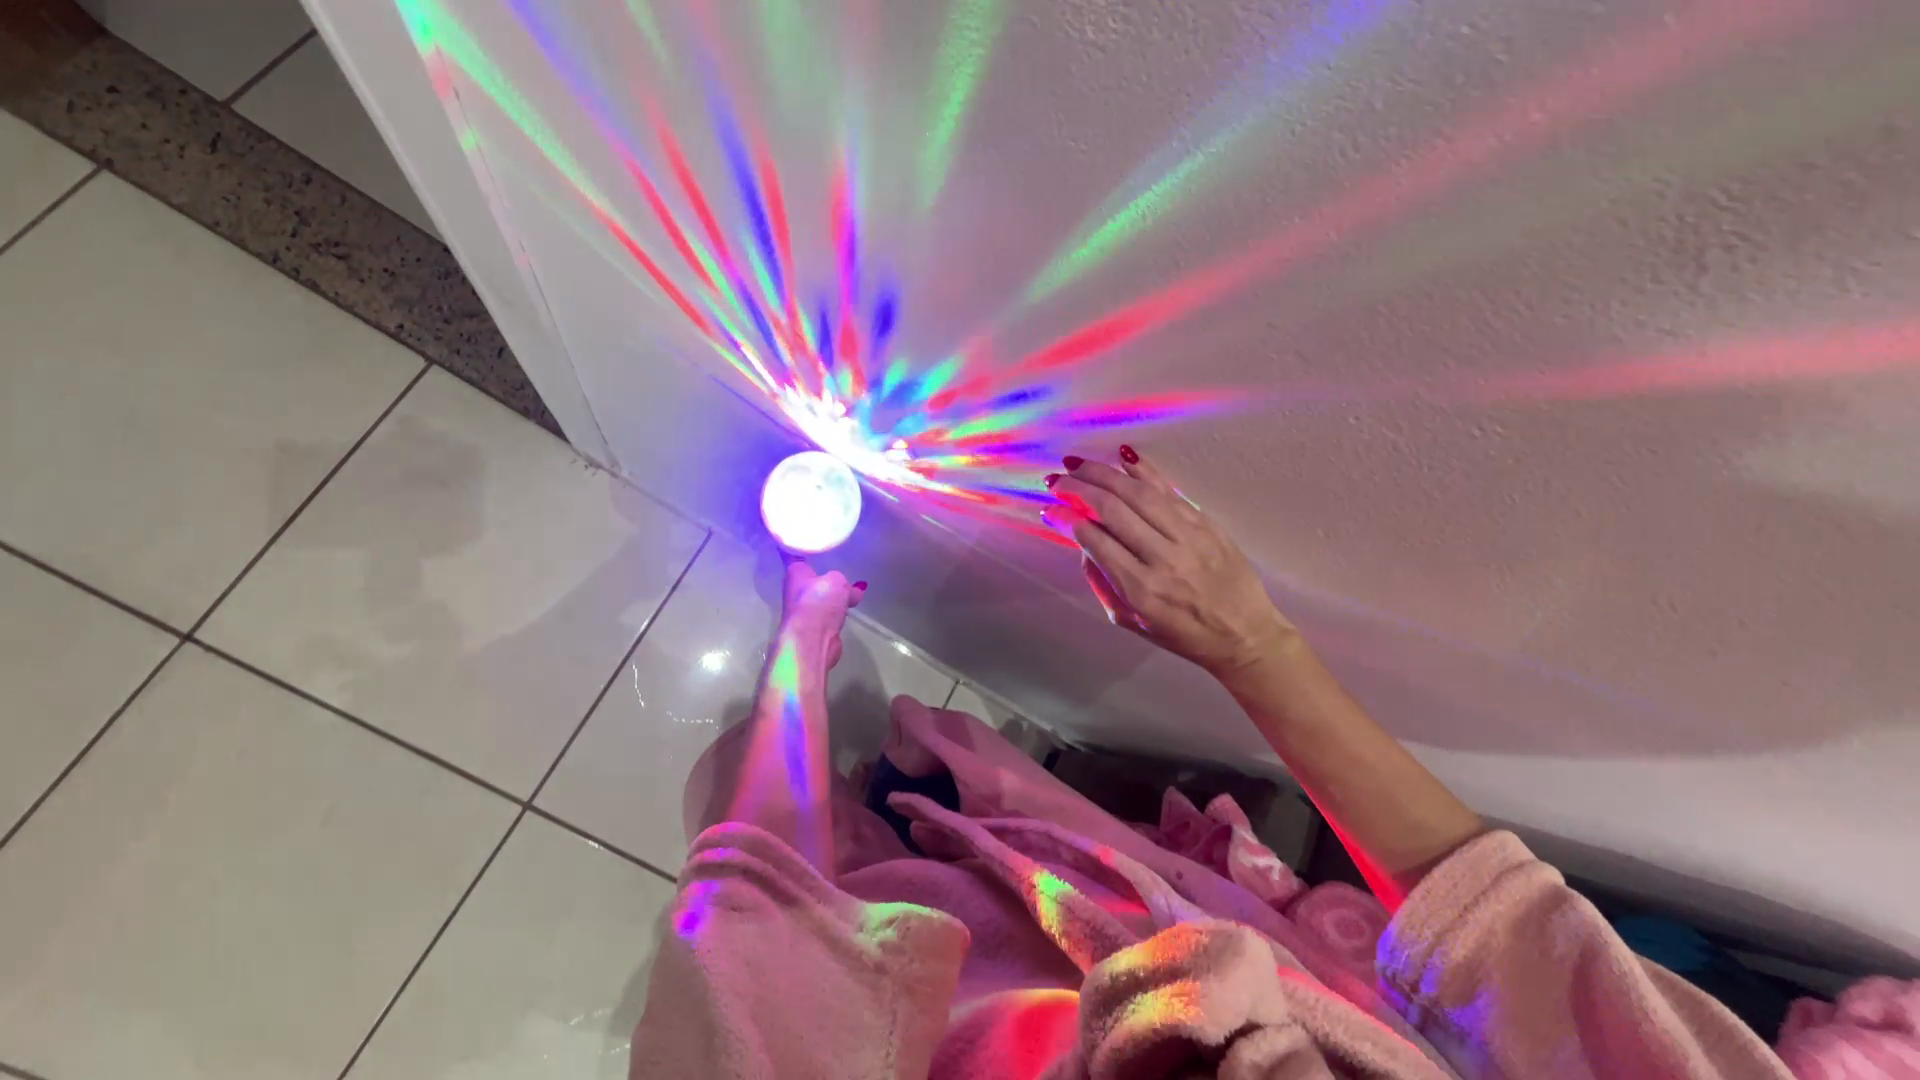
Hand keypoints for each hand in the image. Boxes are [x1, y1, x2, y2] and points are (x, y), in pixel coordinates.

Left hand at [778, 558, 864, 669]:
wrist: (811, 640)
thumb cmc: (817, 602)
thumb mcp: (836, 581)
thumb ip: (845, 583)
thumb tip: (856, 591)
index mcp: (796, 573)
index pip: (793, 554)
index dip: (798, 547)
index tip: (801, 539)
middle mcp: (797, 590)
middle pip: (812, 578)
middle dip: (824, 575)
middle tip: (840, 564)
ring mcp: (806, 610)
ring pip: (822, 596)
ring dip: (835, 594)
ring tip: (854, 587)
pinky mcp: (816, 627)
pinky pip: (830, 612)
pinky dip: (840, 609)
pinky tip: (853, 606)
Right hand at [1042, 447, 1296, 677]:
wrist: (1245, 635)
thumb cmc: (1183, 635)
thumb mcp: (1131, 621)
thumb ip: (1102, 583)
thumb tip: (1084, 543)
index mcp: (1141, 588)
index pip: (1094, 539)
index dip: (1067, 518)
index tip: (1050, 508)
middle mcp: (1163, 558)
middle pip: (1112, 509)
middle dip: (1077, 488)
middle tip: (1055, 480)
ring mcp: (1188, 536)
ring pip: (1138, 493)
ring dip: (1103, 473)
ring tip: (1078, 463)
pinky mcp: (1206, 523)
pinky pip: (1169, 490)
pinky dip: (1144, 470)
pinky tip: (1122, 457)